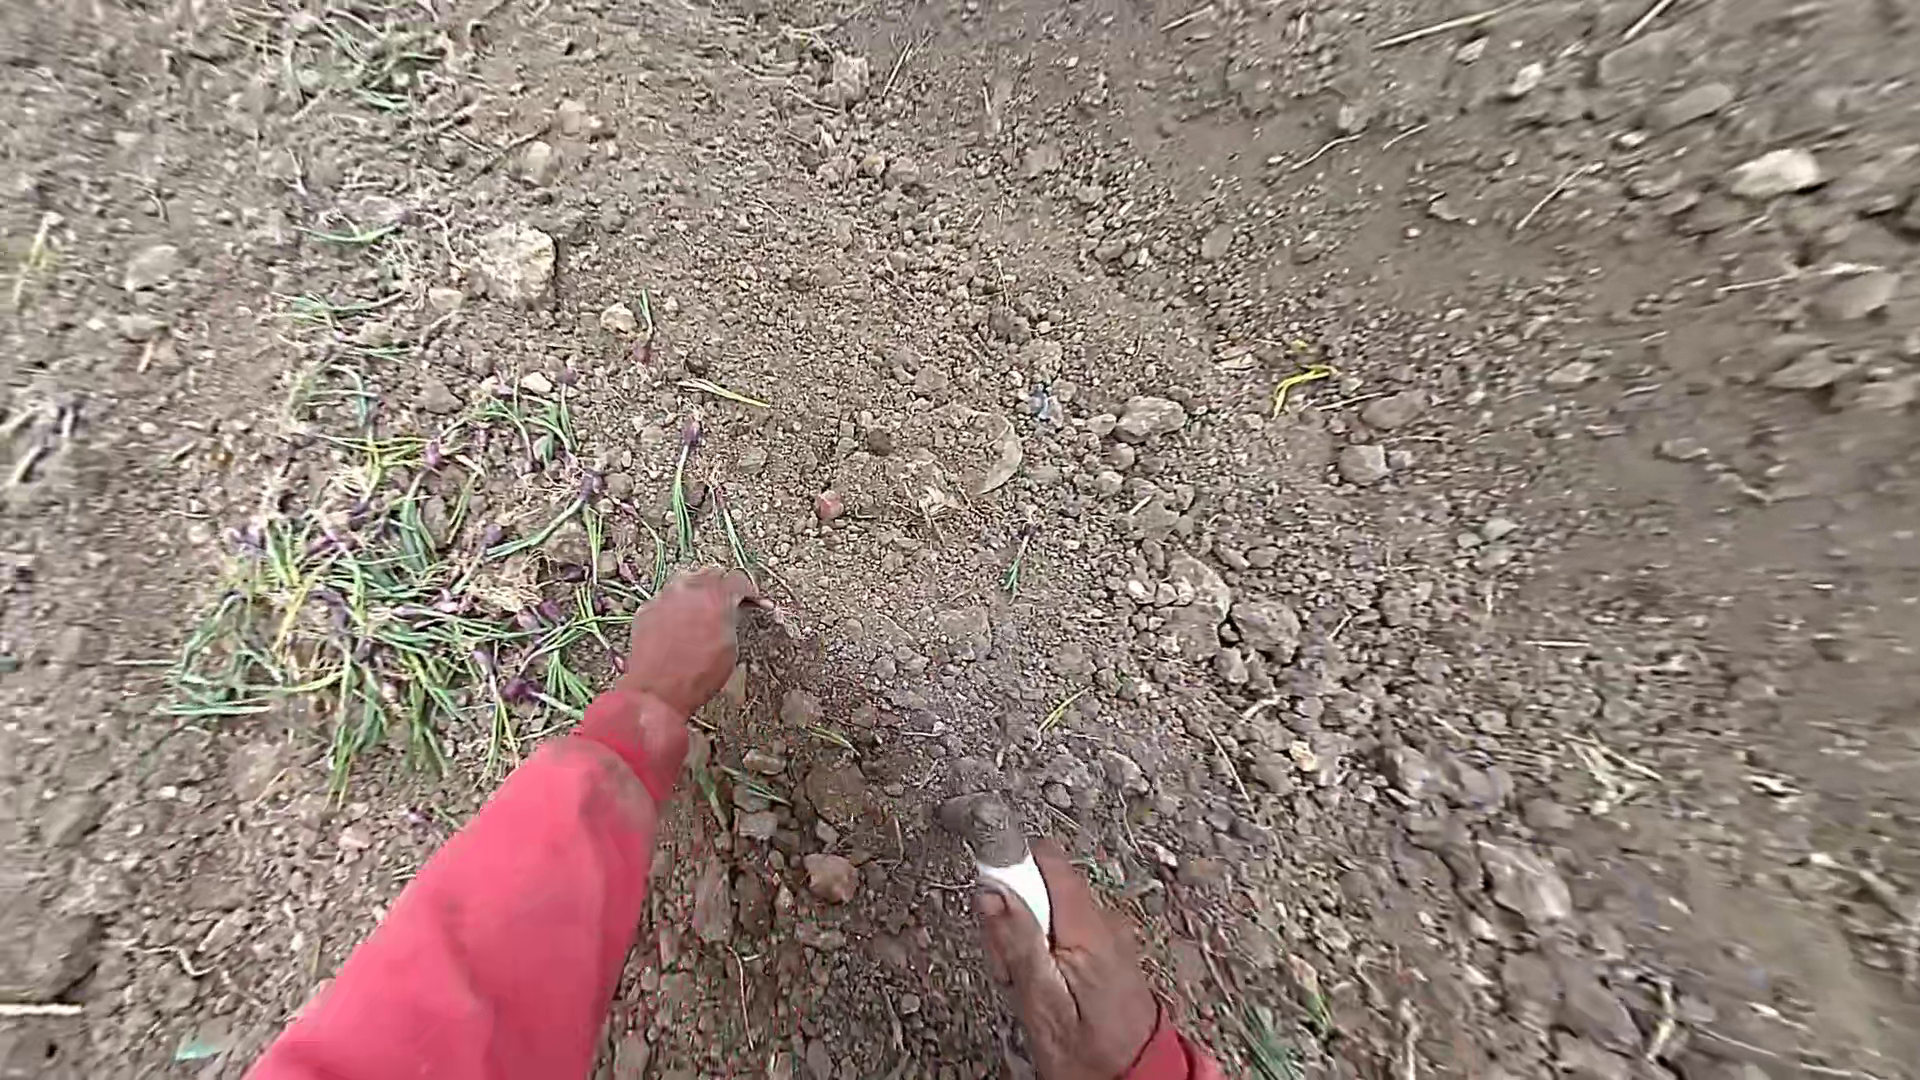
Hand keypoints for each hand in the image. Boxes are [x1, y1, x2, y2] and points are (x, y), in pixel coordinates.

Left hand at [619, 568, 759, 715]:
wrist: (658, 693)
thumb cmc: (699, 674)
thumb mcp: (730, 645)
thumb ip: (732, 617)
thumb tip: (734, 609)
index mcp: (715, 596)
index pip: (738, 579)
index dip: (750, 591)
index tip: (754, 602)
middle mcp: (688, 589)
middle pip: (711, 574)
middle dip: (724, 586)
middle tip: (731, 603)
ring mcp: (664, 598)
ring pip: (686, 582)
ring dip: (699, 592)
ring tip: (705, 611)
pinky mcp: (647, 610)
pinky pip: (667, 599)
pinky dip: (677, 605)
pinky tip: (681, 623)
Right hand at [976, 839, 1160, 1079]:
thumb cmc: (1094, 1058)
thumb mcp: (1044, 1005)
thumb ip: (1018, 943)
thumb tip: (992, 893)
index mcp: (1085, 925)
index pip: (1044, 857)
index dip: (1011, 866)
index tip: (989, 894)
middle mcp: (1100, 918)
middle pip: (1041, 881)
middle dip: (1014, 911)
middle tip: (1008, 961)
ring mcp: (1104, 931)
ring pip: (1048, 905)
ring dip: (1026, 933)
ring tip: (1027, 981)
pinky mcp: (1103, 945)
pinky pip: (1062, 925)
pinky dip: (1044, 946)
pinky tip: (1045, 982)